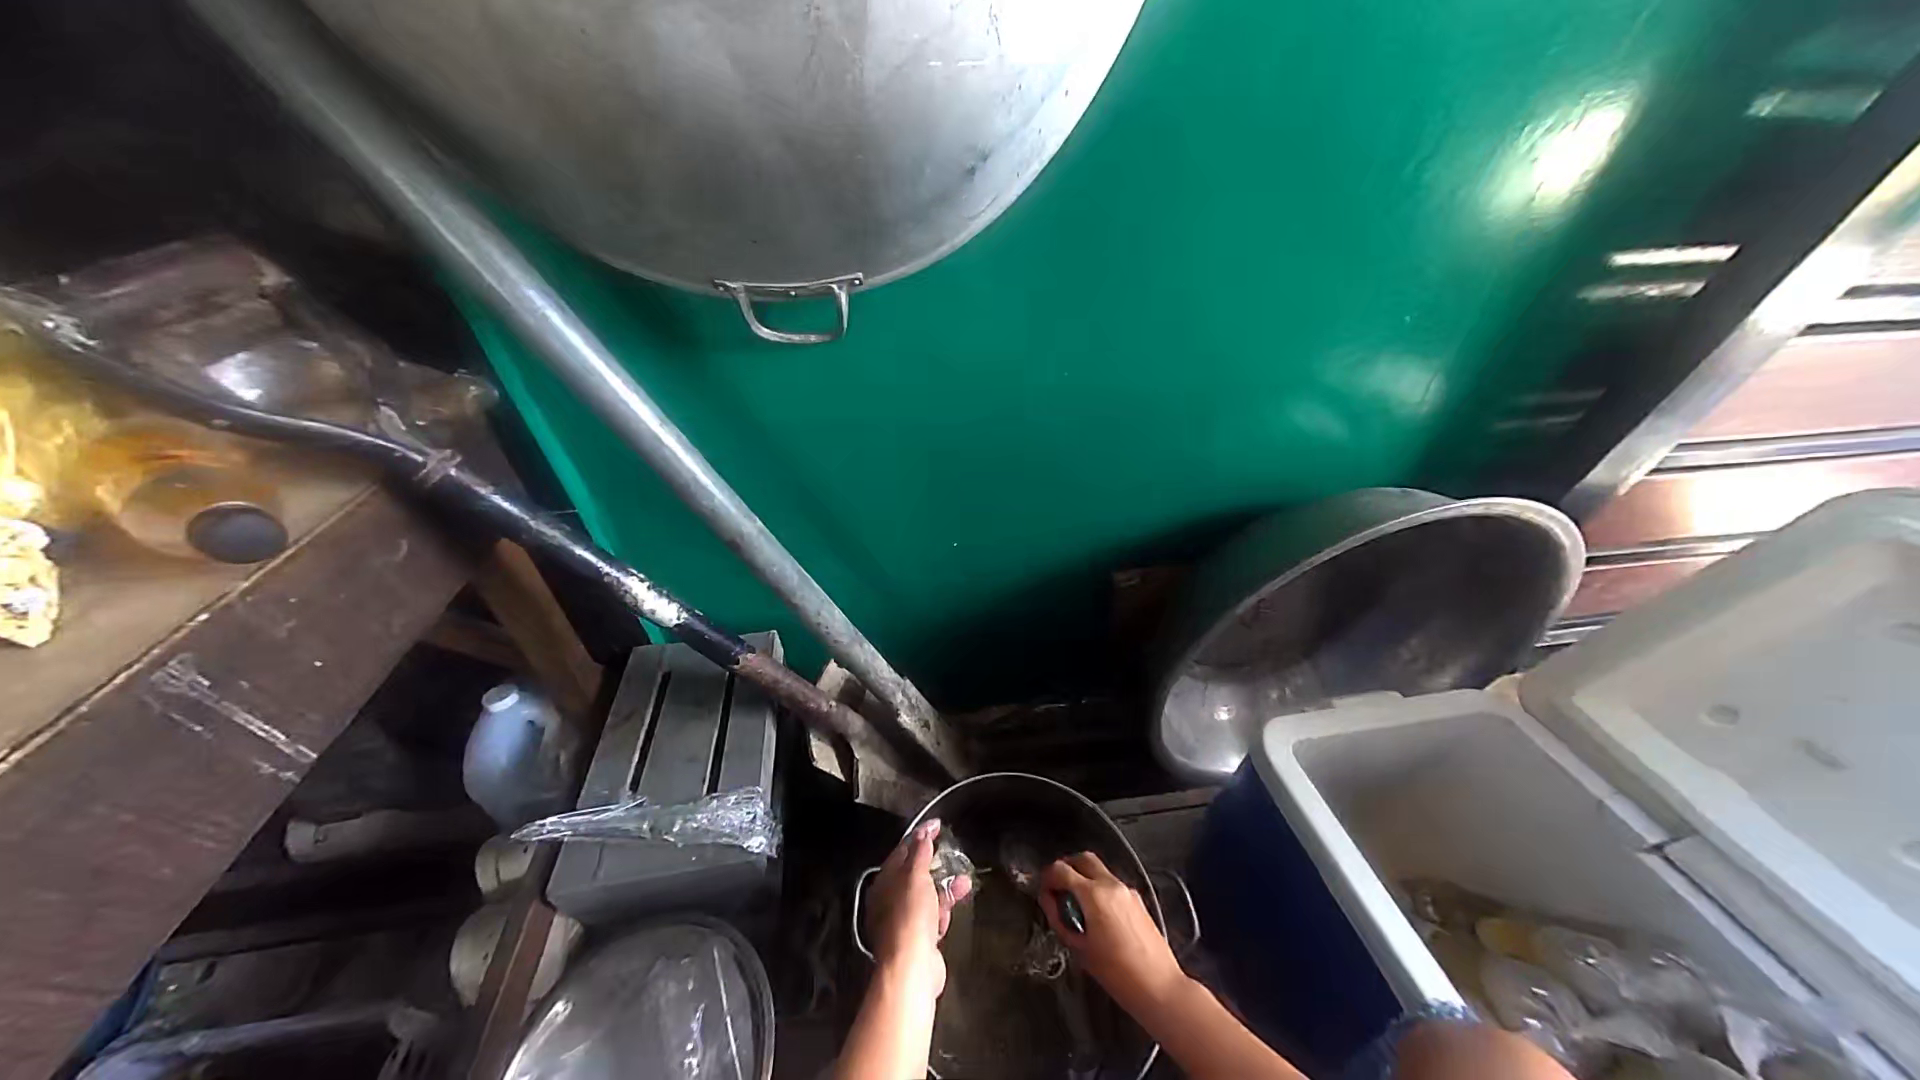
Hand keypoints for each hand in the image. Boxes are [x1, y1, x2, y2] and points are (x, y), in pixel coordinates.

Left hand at [867, 818, 970, 996]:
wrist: (912, 966)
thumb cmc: (910, 915)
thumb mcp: (915, 876)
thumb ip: (920, 852)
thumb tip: (923, 832)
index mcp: (885, 881)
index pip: (903, 850)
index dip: (920, 835)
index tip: (938, 825)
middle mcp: (891, 899)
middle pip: (914, 873)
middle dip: (934, 862)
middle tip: (951, 851)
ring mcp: (905, 920)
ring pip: (926, 895)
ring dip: (945, 886)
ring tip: (965, 880)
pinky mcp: (919, 938)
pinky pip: (933, 915)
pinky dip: (945, 907)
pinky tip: (957, 903)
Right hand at [1041, 852, 1185, 1011]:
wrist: (1159, 987)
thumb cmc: (1117, 974)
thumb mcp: (1078, 948)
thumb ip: (1059, 919)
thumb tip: (1048, 900)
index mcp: (1094, 894)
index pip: (1061, 869)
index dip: (1047, 877)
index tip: (1043, 890)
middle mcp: (1111, 885)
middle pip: (1082, 858)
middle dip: (1065, 868)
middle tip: (1057, 888)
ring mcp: (1127, 890)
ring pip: (1098, 870)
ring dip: (1083, 878)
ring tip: (1076, 905)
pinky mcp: (1138, 900)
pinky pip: (1112, 884)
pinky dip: (1098, 888)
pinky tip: (1096, 914)